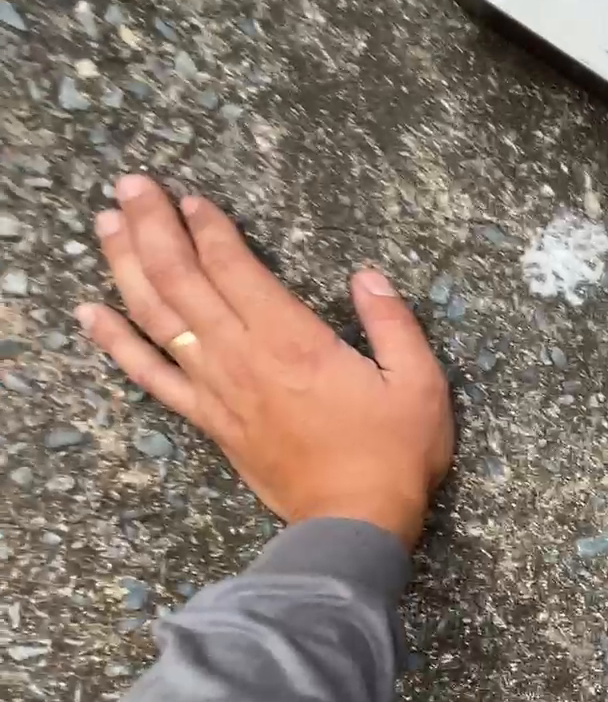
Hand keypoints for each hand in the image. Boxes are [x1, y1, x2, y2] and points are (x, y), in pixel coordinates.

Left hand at [76, 175, 452, 547]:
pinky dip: (115, 342)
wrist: (359, 514)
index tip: (193, 199)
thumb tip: (367, 277)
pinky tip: (90, 313)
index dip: (212, 231)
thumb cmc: (399, 450)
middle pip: (182, 281)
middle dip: (154, 228)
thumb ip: (394, 326)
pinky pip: (148, 375)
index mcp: (295, 343)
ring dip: (125, 265)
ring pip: (155, 316)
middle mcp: (242, 357)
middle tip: (132, 186)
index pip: (237, 271)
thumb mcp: (422, 384)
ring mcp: (217, 389)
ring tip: (107, 223)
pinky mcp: (210, 419)